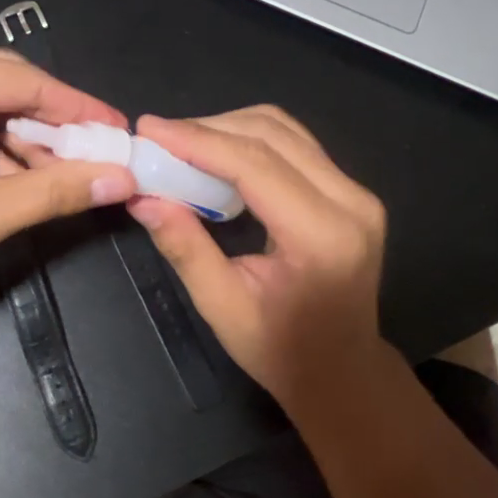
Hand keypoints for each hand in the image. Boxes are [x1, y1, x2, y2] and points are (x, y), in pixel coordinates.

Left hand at [0, 44, 136, 331]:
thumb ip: (54, 190)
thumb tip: (123, 178)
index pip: (24, 82)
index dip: (80, 111)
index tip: (125, 134)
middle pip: (6, 86)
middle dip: (53, 128)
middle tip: (101, 160)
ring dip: (25, 143)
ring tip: (68, 179)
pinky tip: (22, 180)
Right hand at [127, 107, 387, 409]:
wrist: (342, 370)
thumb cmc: (281, 350)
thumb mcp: (222, 307)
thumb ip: (185, 248)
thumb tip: (141, 198)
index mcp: (322, 236)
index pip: (254, 164)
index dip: (197, 140)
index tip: (148, 129)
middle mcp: (350, 202)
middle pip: (271, 134)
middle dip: (207, 128)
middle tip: (157, 139)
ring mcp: (356, 192)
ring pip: (284, 129)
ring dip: (227, 128)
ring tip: (181, 145)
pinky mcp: (350, 190)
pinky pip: (294, 143)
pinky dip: (249, 139)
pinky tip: (216, 155)